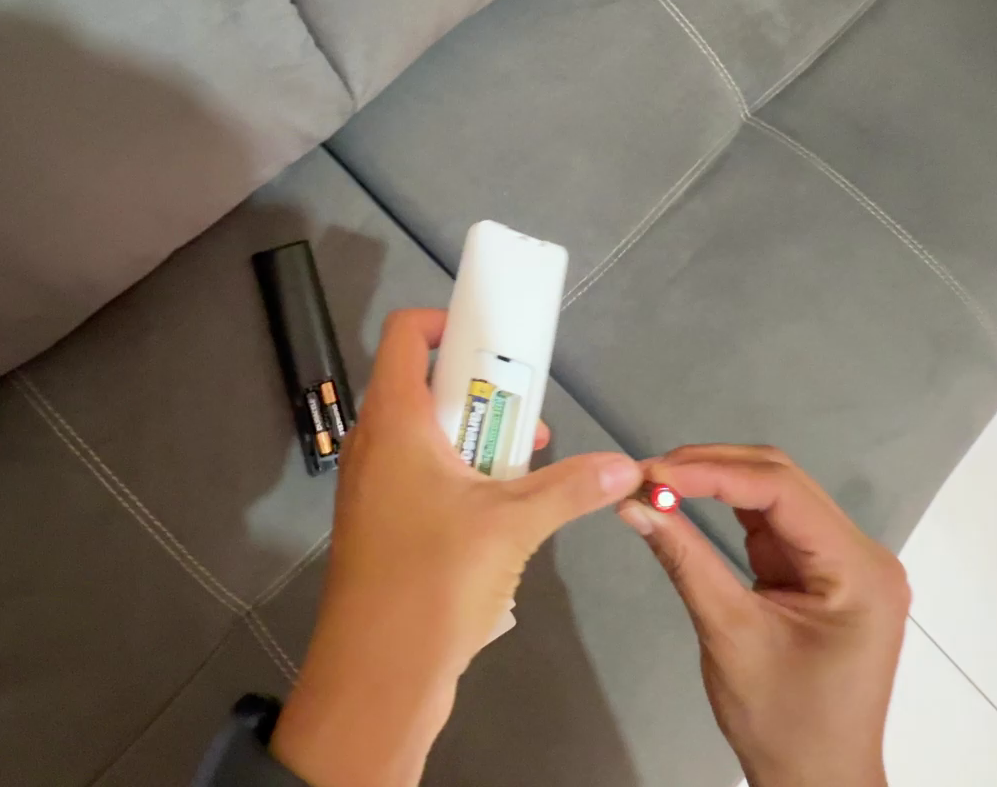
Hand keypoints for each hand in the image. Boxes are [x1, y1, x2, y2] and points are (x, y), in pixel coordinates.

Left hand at [271, 309, 642, 786]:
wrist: (377, 674)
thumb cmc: (433, 579)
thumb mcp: (512, 526)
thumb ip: (569, 488)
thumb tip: (624, 466)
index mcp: (394, 420)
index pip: (405, 334)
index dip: (446, 322)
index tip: (493, 340)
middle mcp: (374, 441)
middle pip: (422, 381)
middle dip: (479, 389)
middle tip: (526, 414)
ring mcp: (372, 482)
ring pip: (424, 430)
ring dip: (475, 435)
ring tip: (526, 462)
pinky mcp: (380, 519)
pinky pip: (419, 470)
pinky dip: (458, 470)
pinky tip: (500, 507)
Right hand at [617, 446, 907, 786]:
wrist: (816, 782)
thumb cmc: (783, 721)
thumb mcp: (728, 635)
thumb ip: (683, 559)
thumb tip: (631, 504)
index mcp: (857, 569)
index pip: (781, 491)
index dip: (712, 472)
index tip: (651, 474)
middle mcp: (858, 552)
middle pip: (780, 480)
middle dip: (710, 468)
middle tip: (647, 474)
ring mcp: (838, 558)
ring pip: (771, 490)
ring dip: (714, 479)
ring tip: (659, 483)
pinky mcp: (813, 568)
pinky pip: (766, 517)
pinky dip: (723, 503)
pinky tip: (685, 499)